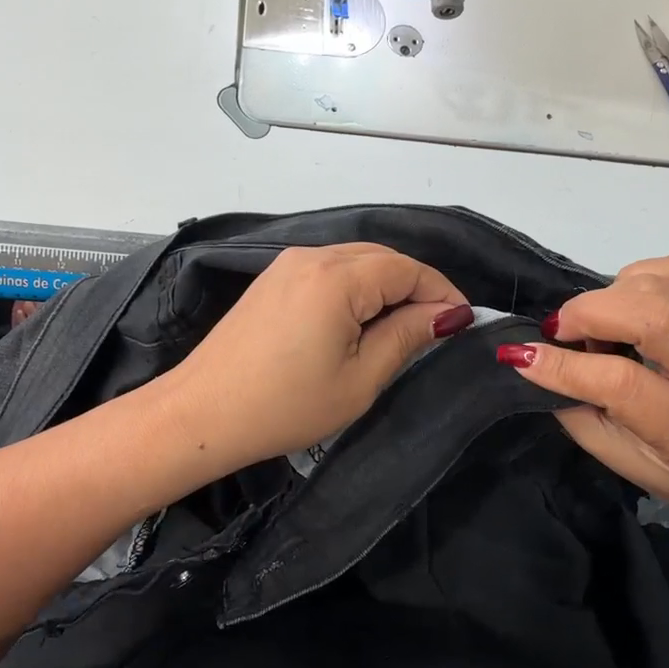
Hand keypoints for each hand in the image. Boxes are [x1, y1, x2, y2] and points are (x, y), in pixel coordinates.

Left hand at [154, 244, 468, 471]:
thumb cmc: (285, 404)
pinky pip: (329, 269)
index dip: (441, 292)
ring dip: (385, 286)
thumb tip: (448, 314)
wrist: (203, 412)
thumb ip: (406, 336)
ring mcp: (288, 263)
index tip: (464, 324)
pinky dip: (356, 287)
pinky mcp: (273, 277)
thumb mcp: (359, 378)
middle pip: (381, 258)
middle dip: (415, 287)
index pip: (407, 268)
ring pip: (355, 260)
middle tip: (438, 329)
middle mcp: (312, 255)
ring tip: (405, 328)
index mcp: (336, 276)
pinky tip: (362, 320)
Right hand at [500, 256, 668, 527]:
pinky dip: (632, 280)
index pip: (624, 383)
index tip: (523, 356)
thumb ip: (573, 406)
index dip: (565, 365)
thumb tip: (529, 357)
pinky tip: (623, 308)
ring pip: (661, 285)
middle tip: (561, 332)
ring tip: (596, 328)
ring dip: (609, 296)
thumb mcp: (615, 454)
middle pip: (658, 317)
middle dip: (591, 312)